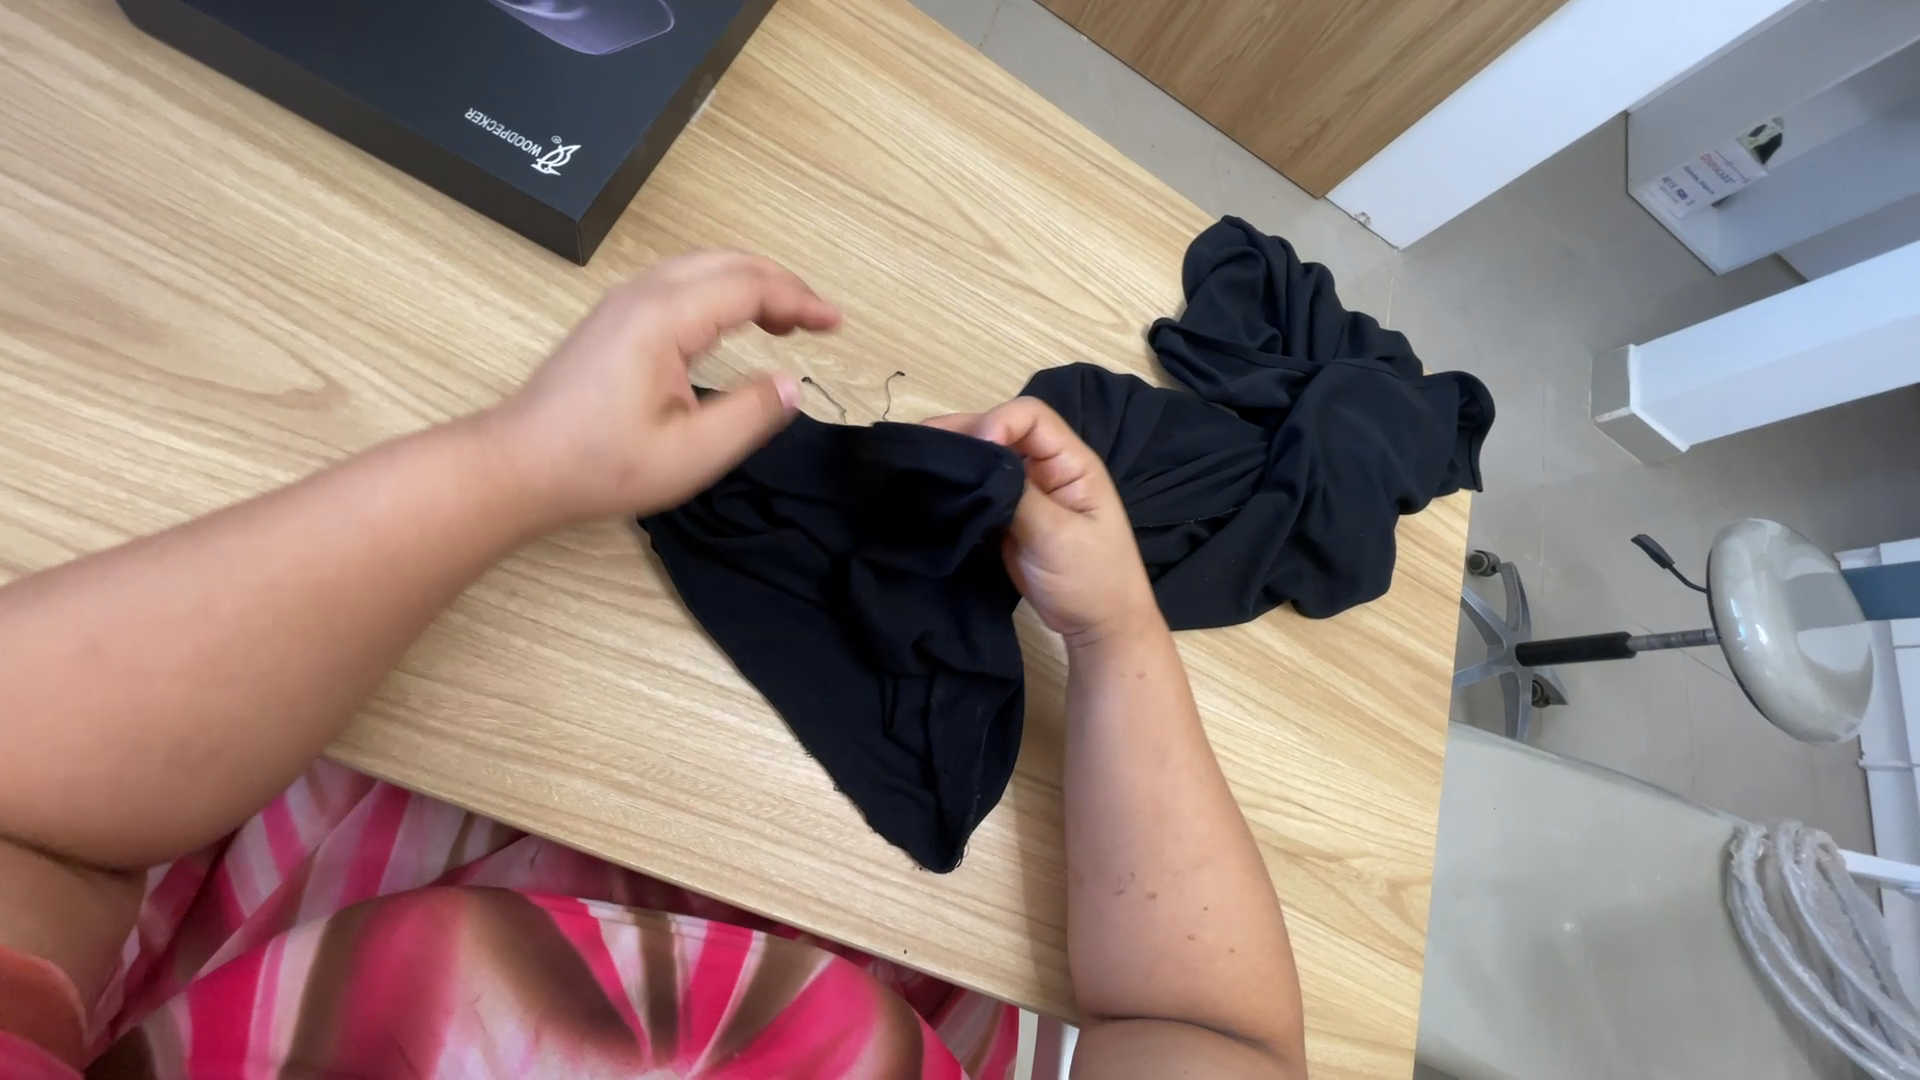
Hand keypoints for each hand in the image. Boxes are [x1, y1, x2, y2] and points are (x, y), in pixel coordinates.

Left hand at [484, 251, 840, 524]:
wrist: (520, 466)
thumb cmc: (602, 465)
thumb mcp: (692, 454)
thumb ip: (751, 414)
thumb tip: (793, 384)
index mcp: (664, 320)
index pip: (748, 287)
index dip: (800, 301)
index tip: (837, 323)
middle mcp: (644, 296)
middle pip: (728, 262)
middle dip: (783, 284)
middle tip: (820, 318)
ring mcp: (625, 303)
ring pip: (704, 267)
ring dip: (754, 285)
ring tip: (789, 321)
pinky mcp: (618, 319)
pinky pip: (684, 284)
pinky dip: (725, 293)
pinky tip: (737, 323)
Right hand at [926, 399, 1160, 647]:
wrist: (1098, 626)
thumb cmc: (1092, 578)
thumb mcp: (1057, 536)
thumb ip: (1019, 496)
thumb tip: (978, 463)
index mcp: (1071, 463)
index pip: (1031, 418)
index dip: (997, 423)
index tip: (970, 452)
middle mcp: (1047, 469)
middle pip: (1002, 432)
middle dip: (963, 435)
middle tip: (919, 449)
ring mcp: (1027, 494)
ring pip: (986, 462)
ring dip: (955, 461)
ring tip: (916, 467)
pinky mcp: (1009, 518)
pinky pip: (980, 493)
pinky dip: (956, 491)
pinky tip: (930, 495)